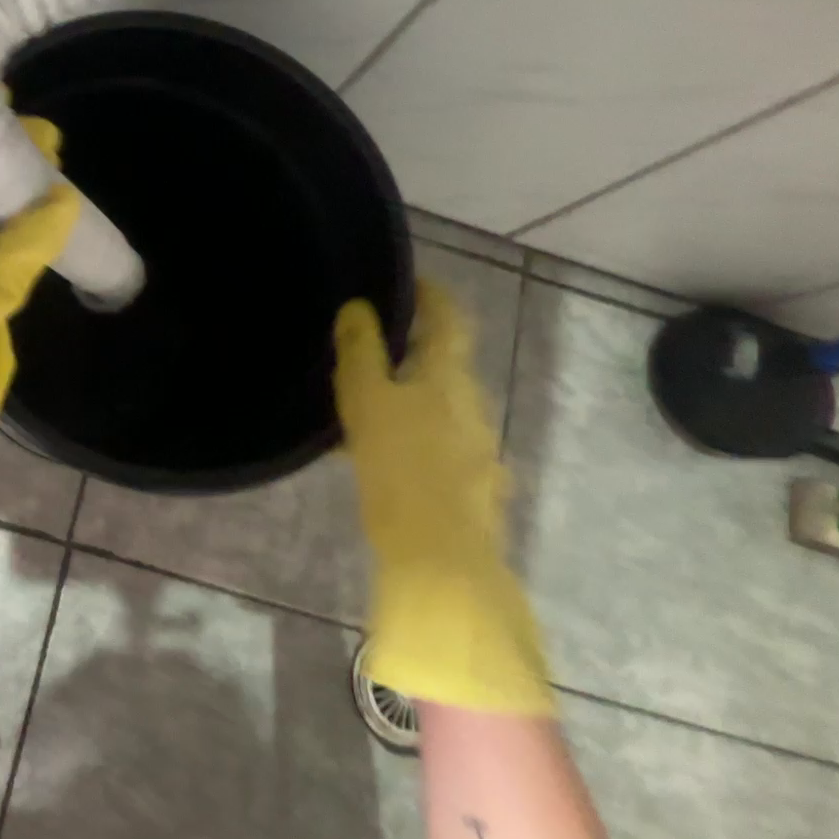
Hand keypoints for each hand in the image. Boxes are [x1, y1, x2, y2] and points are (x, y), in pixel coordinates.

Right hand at [334, 282, 552, 714]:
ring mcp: (481, 447)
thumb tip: (357, 308)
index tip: (409, 284)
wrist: (439, 554)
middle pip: (447, 365)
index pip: (448, 319)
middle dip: (415, 354)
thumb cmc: (397, 465)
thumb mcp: (365, 400)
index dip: (431, 296)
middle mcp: (474, 403)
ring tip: (373, 410)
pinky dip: (420, 437)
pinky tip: (391, 459)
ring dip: (415, 399)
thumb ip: (361, 352)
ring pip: (444, 408)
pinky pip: (444, 445)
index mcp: (448, 376)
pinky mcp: (477, 484)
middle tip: (374, 353)